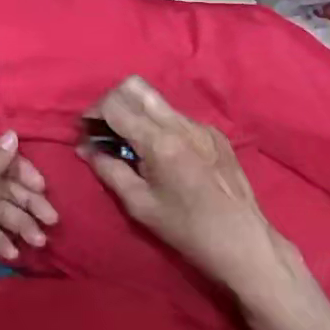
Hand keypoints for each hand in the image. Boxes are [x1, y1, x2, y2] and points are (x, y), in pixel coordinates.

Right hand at [78, 76, 296, 299]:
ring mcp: (201, 126)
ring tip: (131, 146)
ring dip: (136, 114)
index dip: (94, 113)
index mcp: (160, 141)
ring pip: (157, 101)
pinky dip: (160, 127)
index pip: (115, 104)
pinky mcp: (215, 134)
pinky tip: (163, 157)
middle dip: (113, 103)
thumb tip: (86, 148)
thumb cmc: (187, 230)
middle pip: (135, 87)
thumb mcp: (140, 205)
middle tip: (105, 130)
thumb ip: (109, 171)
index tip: (86, 133)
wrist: (244, 243)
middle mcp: (181, 124)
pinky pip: (178, 118)